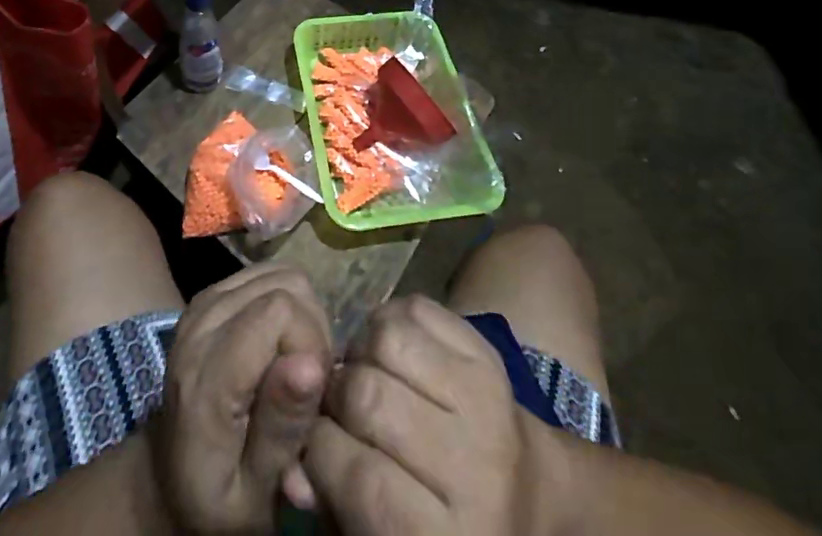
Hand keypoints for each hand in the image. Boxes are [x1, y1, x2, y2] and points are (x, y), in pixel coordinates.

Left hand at [154, 263, 332, 534]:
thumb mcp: (254, 492)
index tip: (312, 391)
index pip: (281, 309)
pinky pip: (267, 275)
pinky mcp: (209, 296)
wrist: (168, 478)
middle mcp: (199, 328)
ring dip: (303, 313)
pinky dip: (287, 301)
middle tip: (309, 379)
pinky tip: (282, 342)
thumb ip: (282, 429)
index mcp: (206, 376)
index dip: (312, 342)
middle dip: (313, 327)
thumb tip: (310, 364)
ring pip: (280, 275)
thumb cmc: (217, 495)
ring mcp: (201, 305)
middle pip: (285, 286)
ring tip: (298, 361)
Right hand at [300, 296, 538, 535]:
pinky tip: (389, 348)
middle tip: (333, 403)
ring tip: (362, 371)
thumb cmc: (442, 524)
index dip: (318, 447)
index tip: (311, 439)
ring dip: (360, 349)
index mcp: (445, 532)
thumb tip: (290, 468)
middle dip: (335, 394)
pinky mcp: (490, 354)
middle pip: (371, 397)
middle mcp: (475, 466)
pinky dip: (389, 318)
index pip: (359, 474)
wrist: (531, 495)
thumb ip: (334, 505)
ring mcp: (488, 401)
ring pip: (392, 339)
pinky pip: (420, 309)